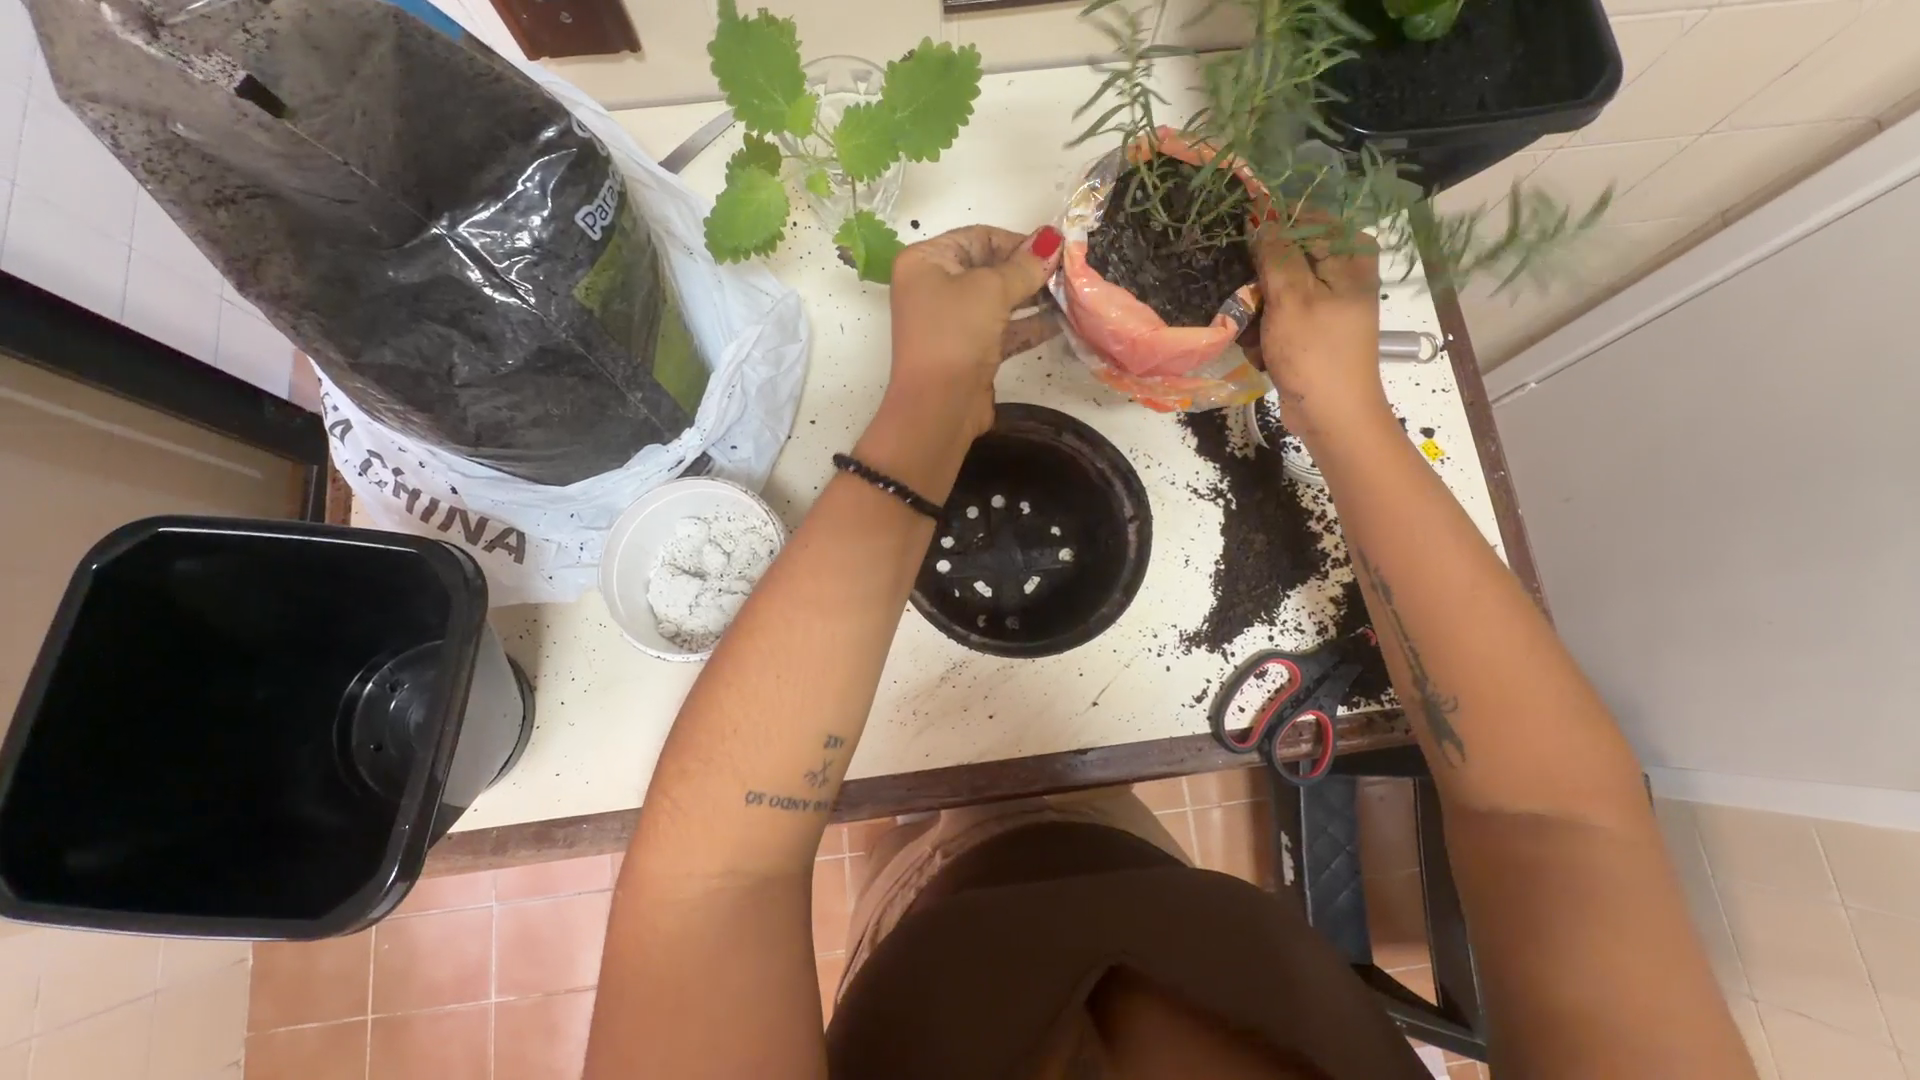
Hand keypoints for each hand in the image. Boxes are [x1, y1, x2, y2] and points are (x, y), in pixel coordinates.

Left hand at [885, 224, 1062, 439]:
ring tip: (1071, 294)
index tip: (1056, 248)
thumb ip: (1025, 265)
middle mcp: (934, 287)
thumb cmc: (956, 334)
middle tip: (1068, 271)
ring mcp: (952, 321)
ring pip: (999, 301)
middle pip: (990, 267)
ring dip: (1034, 297)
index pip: (978, 237)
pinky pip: (1002, 329)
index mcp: (926, 261)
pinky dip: (1029, 325)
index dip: (1018, 241)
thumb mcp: (992, 290)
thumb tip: (1052, 239)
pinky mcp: (969, 350)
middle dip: (1029, 270)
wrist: (939, 406)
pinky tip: (1061, 321)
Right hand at [1252, 223, 1389, 438]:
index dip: (1270, 232)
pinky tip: (1264, 351)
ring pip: (1277, 290)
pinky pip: (1280, 318)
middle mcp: (1344, 272)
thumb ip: (1276, 252)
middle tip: (1250, 303)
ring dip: (1258, 312)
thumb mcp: (1291, 296)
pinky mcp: (1314, 330)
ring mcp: (1328, 303)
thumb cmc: (1315, 352)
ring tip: (1255, 335)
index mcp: (1350, 254)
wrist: (1332, 413)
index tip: (1244, 249)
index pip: (1303, 221)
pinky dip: (1267, 333)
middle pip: (1287, 257)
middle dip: (1261, 282)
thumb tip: (1263, 216)